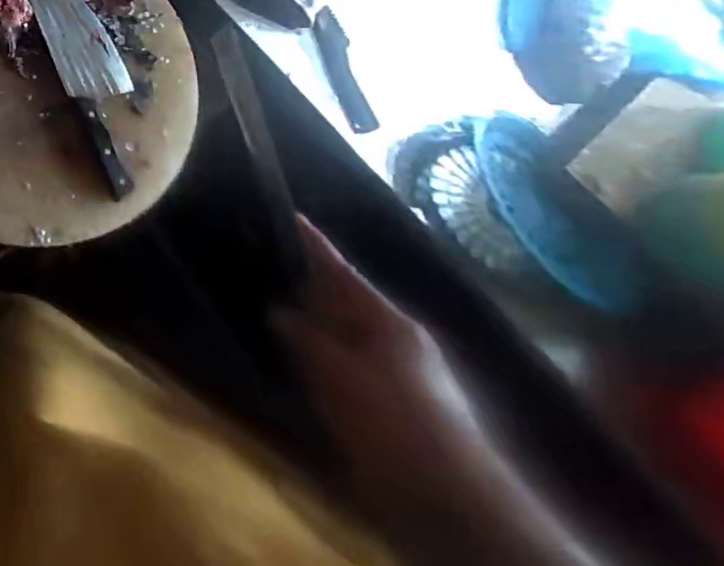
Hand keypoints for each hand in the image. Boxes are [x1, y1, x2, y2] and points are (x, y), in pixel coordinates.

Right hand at [274, 218, 508, 529]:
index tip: (290, 215)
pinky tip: (298, 361)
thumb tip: (280, 311)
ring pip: (343, 335)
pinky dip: (320, 357)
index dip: (316, 245)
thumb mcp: (344, 380)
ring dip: (312, 321)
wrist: (455, 508)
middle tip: (268, 261)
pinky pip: (346, 366)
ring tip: (271, 303)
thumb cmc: (396, 429)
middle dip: (308, 282)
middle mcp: (394, 340)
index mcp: (388, 323)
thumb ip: (309, 342)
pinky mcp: (390, 405)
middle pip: (343, 301)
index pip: (343, 273)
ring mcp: (395, 374)